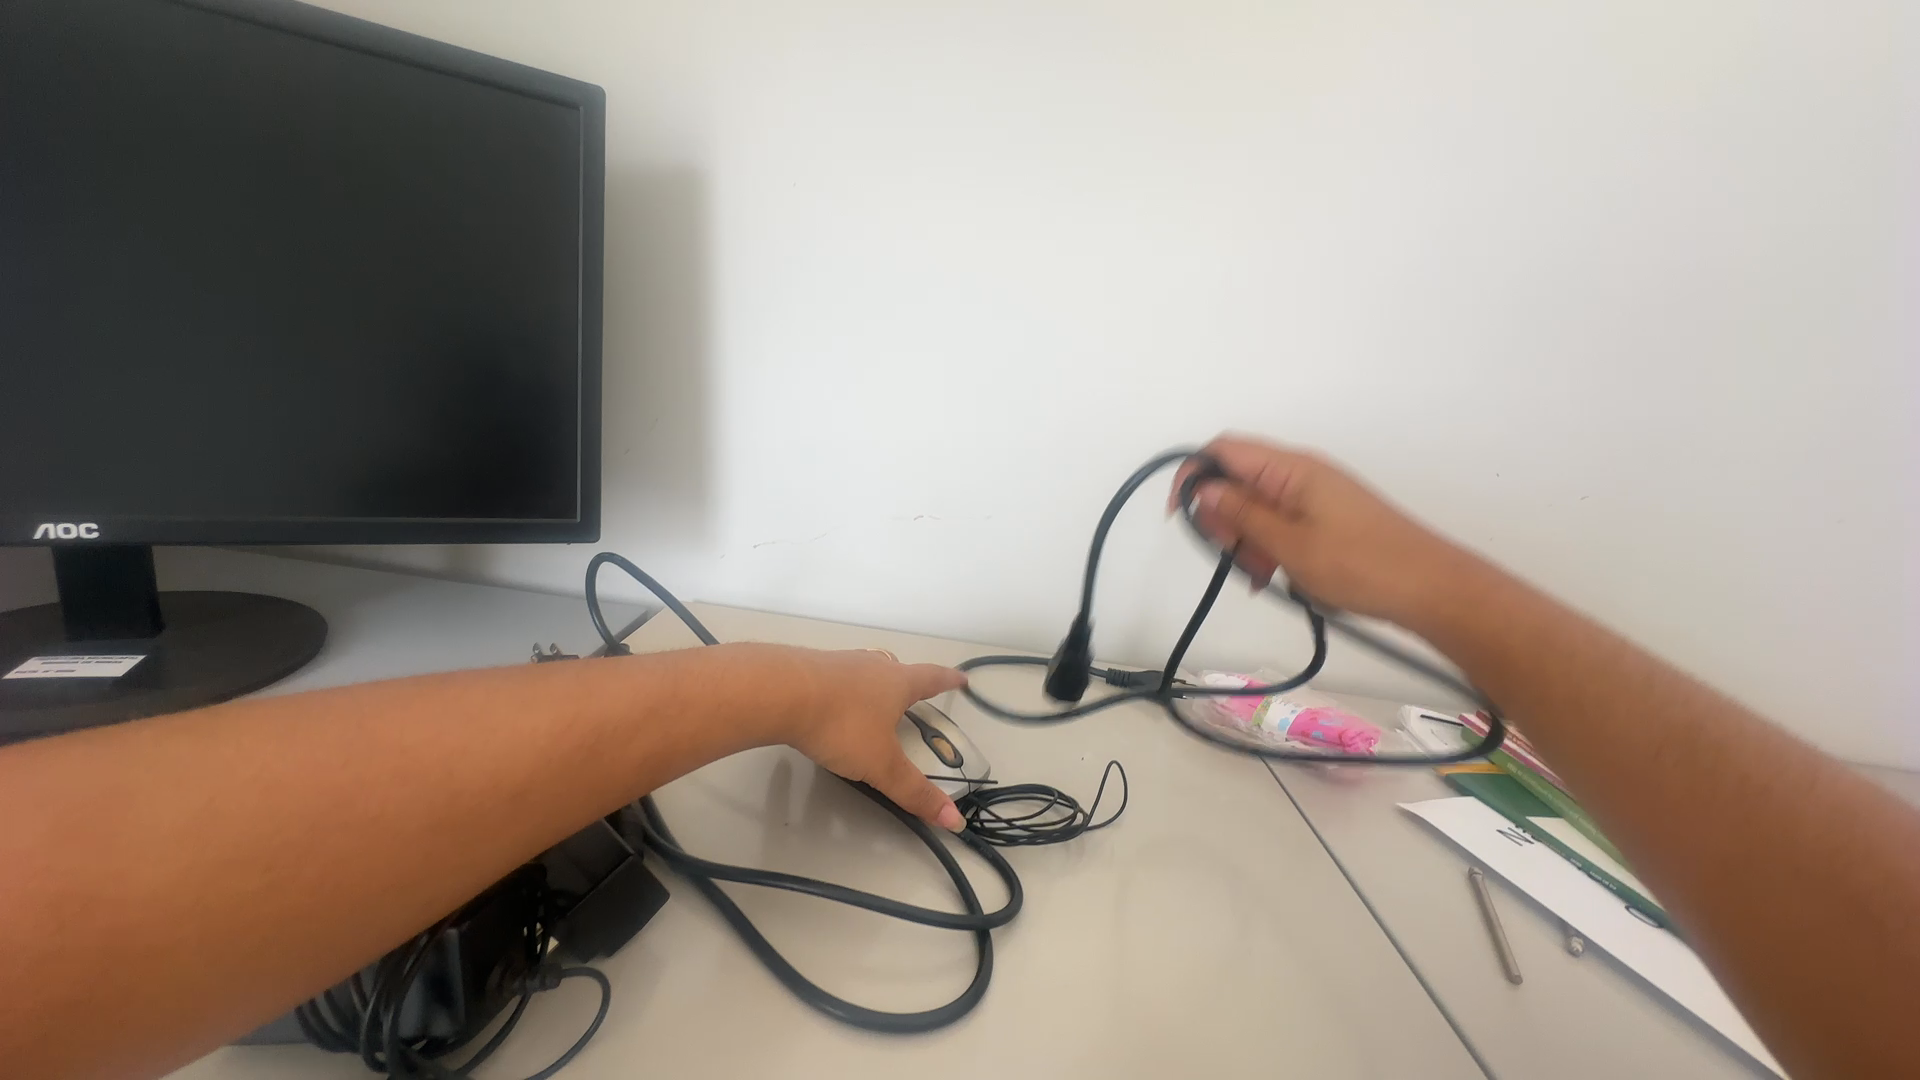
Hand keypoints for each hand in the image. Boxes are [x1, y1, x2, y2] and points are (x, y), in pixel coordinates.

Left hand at [782, 648, 968, 831]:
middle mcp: (872, 666)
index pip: (932, 678)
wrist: (780, 693)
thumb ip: (914, 792)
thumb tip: (954, 819)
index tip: (962, 678)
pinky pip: (833, 678)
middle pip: (896, 669)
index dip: (949, 680)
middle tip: (910, 694)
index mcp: (897, 682)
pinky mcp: (807, 669)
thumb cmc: (842, 724)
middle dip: (907, 681)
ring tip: (868, 702)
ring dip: (871, 684)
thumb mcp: (881, 765)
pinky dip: (839, 690)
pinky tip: (828, 705)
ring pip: (864, 670)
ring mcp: (838, 664)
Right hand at [1169, 434, 1474, 623]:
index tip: (1180, 517)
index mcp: (1291, 469)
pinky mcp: (1323, 517)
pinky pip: (1278, 523)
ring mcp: (1313, 496)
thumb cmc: (1360, 565)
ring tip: (1259, 576)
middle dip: (1221, 516)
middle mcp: (1300, 474)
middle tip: (1231, 555)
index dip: (1192, 475)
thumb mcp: (1289, 544)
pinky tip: (1272, 577)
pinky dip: (1266, 546)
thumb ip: (1242, 514)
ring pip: (1254, 506)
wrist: (1432, 590)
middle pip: (1236, 479)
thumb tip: (1204, 488)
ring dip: (1244, 538)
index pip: (1223, 450)